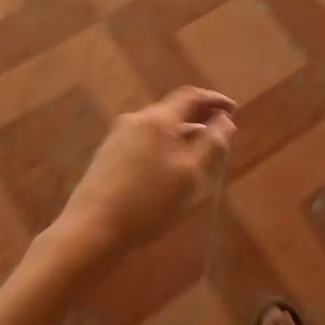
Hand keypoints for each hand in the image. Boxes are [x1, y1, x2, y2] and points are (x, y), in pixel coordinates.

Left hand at [52, 87, 237, 266]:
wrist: (91, 228)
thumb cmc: (148, 202)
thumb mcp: (189, 175)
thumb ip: (211, 144)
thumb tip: (225, 121)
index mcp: (157, 119)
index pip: (190, 96)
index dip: (214, 100)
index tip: (233, 110)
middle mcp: (136, 120)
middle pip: (173, 109)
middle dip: (199, 117)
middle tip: (219, 131)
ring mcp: (118, 136)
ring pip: (158, 126)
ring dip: (182, 132)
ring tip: (199, 151)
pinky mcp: (108, 155)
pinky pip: (145, 140)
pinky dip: (165, 144)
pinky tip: (170, 166)